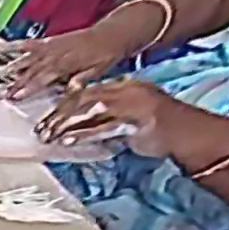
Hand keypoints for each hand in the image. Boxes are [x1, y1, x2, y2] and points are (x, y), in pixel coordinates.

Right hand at [0, 23, 141, 100]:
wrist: (118, 30)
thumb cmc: (109, 53)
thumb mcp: (103, 67)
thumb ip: (85, 78)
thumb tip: (70, 89)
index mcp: (72, 61)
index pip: (47, 76)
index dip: (31, 86)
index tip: (16, 96)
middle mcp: (60, 52)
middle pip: (34, 69)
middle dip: (16, 82)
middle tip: (0, 94)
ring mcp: (54, 46)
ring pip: (30, 57)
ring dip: (12, 66)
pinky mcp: (50, 41)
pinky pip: (31, 44)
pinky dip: (14, 46)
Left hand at [34, 79, 199, 156]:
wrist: (187, 133)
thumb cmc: (150, 128)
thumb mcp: (120, 118)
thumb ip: (98, 118)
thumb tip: (68, 126)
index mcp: (125, 87)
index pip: (86, 93)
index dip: (61, 108)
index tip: (42, 123)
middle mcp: (130, 91)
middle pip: (86, 100)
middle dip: (59, 116)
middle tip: (40, 132)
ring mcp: (136, 105)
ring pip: (93, 111)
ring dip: (66, 125)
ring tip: (48, 138)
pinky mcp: (139, 122)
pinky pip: (106, 127)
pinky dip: (84, 135)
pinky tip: (67, 142)